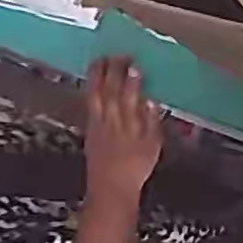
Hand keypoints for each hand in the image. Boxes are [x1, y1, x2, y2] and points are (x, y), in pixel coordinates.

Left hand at [82, 57, 161, 199]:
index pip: (130, 96)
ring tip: (100, 62)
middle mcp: (111, 120)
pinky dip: (91, 92)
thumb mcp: (153, 145)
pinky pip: (90, 105)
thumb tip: (151, 100)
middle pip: (110, 91)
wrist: (111, 187)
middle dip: (113, 72)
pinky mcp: (90, 129)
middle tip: (117, 55)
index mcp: (129, 124)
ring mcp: (98, 124)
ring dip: (97, 78)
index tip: (135, 64)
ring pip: (96, 96)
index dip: (131, 79)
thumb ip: (152, 122)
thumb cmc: (137, 167)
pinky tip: (93, 85)